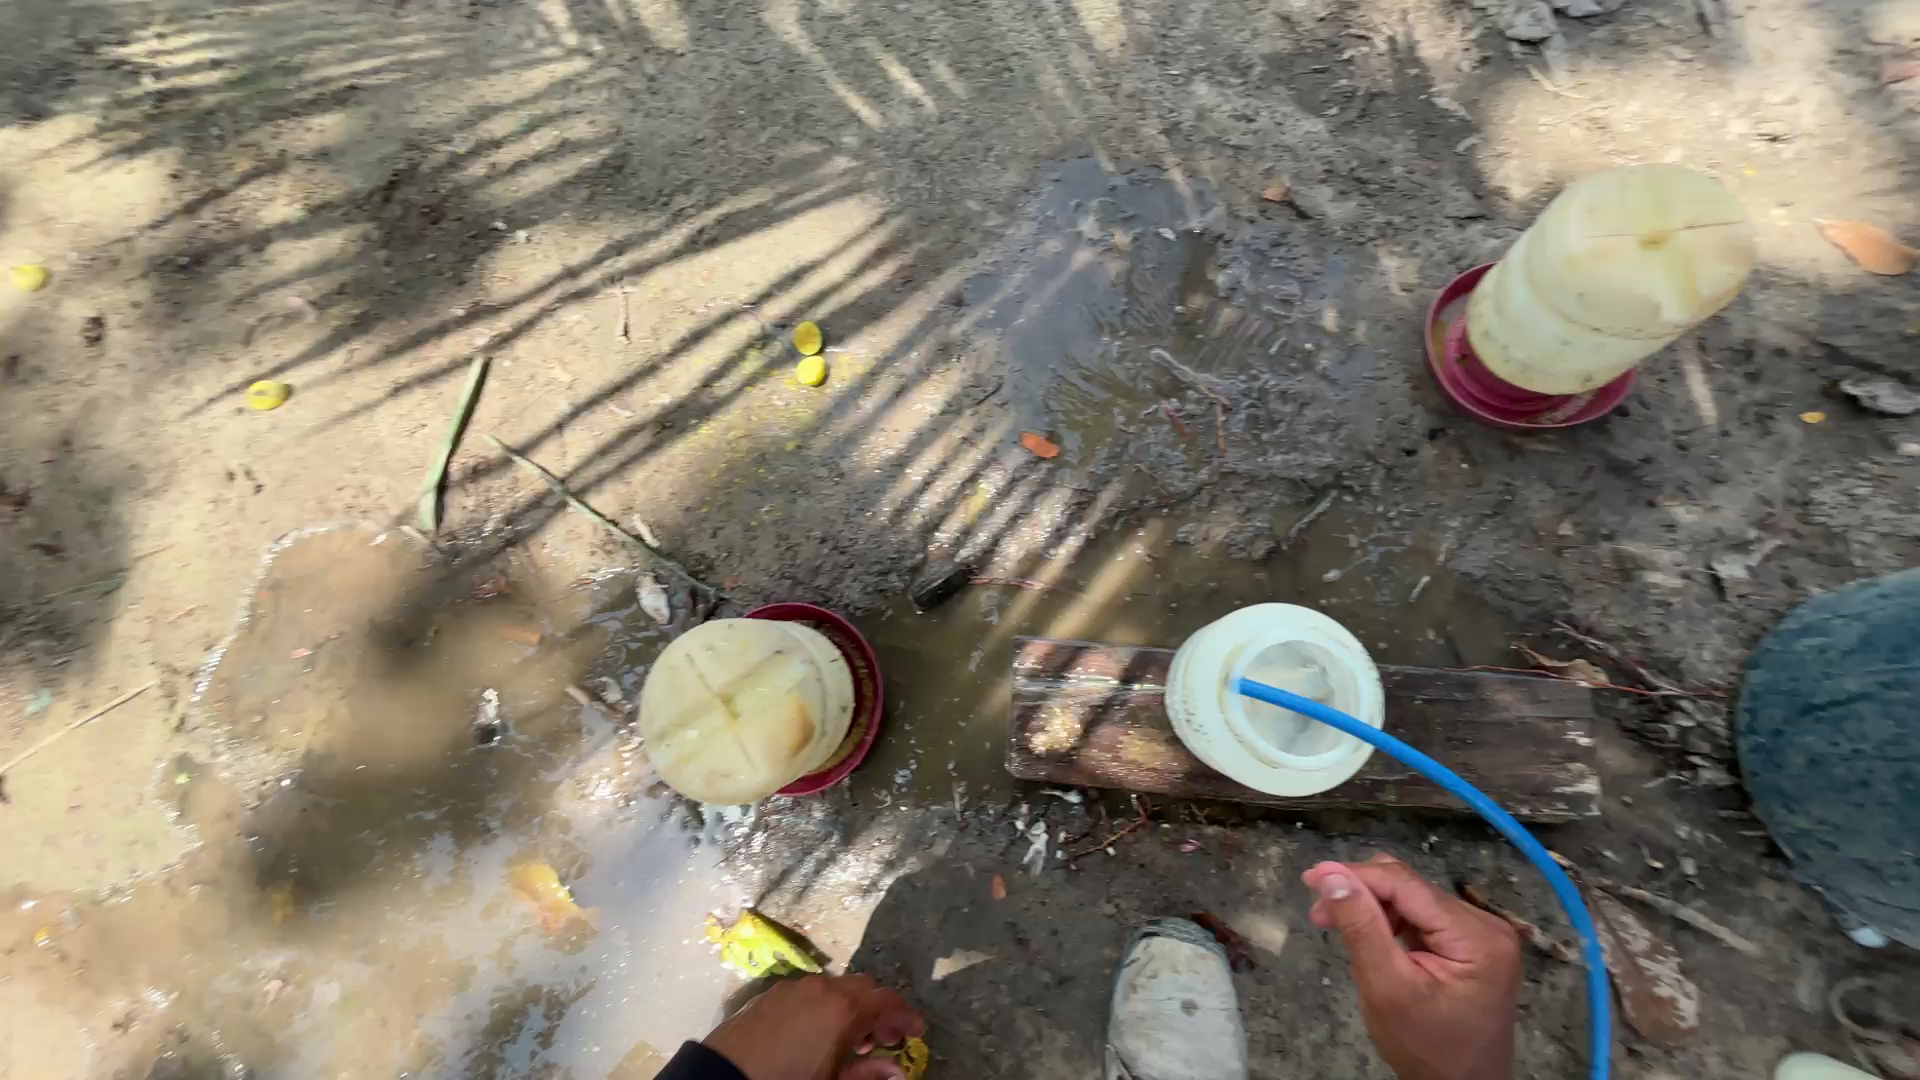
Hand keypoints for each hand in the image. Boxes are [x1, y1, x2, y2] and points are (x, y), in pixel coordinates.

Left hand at [704, 974, 925, 1079]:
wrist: (723, 1078)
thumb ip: (867, 1075)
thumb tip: (898, 1074)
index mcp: (843, 1008)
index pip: (887, 1001)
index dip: (905, 1015)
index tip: (917, 1032)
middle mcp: (823, 987)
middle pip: (864, 988)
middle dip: (878, 1011)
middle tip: (883, 1041)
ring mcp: (796, 986)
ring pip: (837, 988)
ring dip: (851, 1009)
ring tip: (850, 1044)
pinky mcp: (773, 992)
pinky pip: (812, 992)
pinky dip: (826, 1007)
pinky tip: (818, 1035)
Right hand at [1303, 854, 1521, 1079]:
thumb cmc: (1426, 1047)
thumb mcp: (1386, 987)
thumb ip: (1361, 926)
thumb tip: (1331, 874)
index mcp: (1476, 936)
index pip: (1403, 884)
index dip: (1353, 875)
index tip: (1309, 879)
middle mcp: (1484, 925)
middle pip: (1406, 885)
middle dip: (1358, 891)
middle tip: (1320, 911)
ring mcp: (1479, 933)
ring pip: (1407, 895)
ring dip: (1367, 904)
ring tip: (1335, 923)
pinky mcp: (1468, 941)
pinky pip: (1417, 912)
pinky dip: (1385, 917)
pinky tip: (1365, 933)